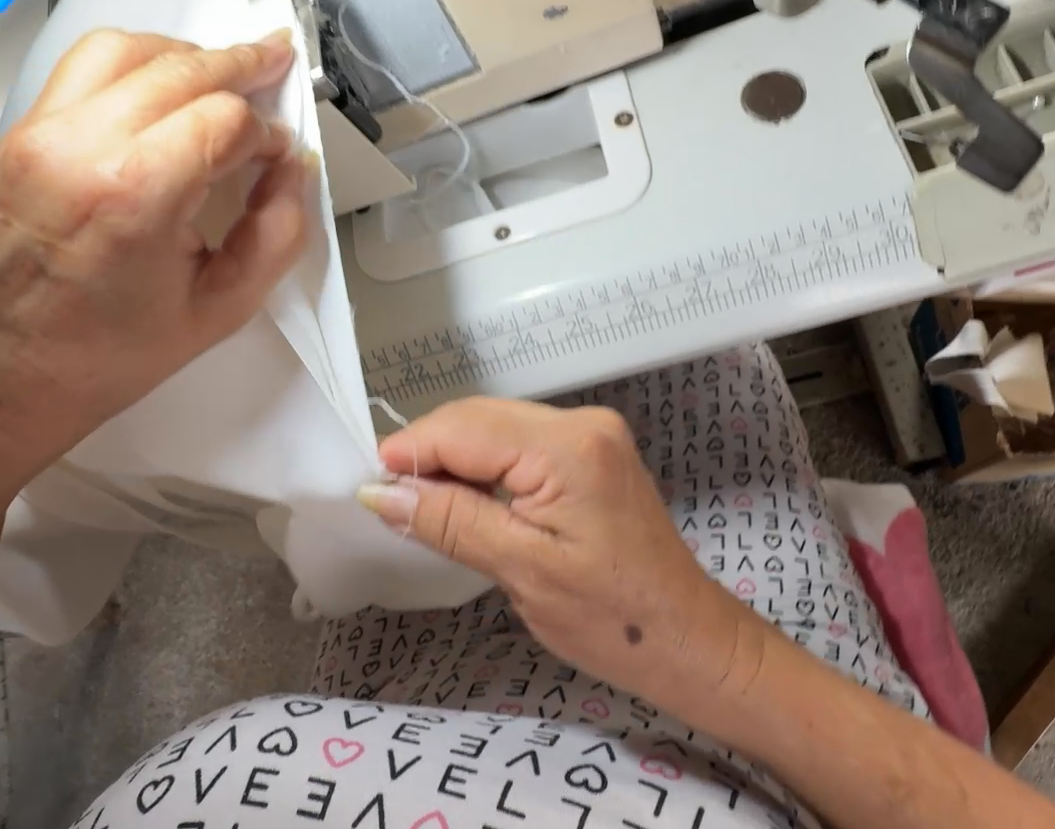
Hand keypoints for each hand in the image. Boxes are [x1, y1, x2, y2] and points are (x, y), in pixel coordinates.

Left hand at [0, 29, 308, 498]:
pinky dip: (136, 63)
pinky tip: (166, 87)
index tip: (280, 159)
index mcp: (134, 194)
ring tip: (225, 73)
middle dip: (241, 64)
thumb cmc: (111, 355)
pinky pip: (83, 68)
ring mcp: (39, 135)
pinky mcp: (19, 137)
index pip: (224, 119)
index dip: (266, 133)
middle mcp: (79, 147)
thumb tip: (294, 168)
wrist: (1, 377)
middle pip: (181, 69)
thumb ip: (279, 232)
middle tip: (278, 59)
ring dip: (186, 55)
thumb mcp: (225, 308)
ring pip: (126, 50)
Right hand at [358, 399, 765, 708]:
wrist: (686, 637)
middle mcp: (582, 421)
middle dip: (430, 454)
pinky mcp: (593, 449)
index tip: (368, 488)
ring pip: (497, 427)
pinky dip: (487, 466)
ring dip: (456, 461)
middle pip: (480, 418)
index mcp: (568, 445)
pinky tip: (469, 501)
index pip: (464, 426)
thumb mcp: (521, 570)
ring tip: (426, 509)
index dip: (410, 452)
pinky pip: (521, 442)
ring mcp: (592, 432)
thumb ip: (449, 520)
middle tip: (392, 504)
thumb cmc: (610, 618)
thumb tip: (379, 491)